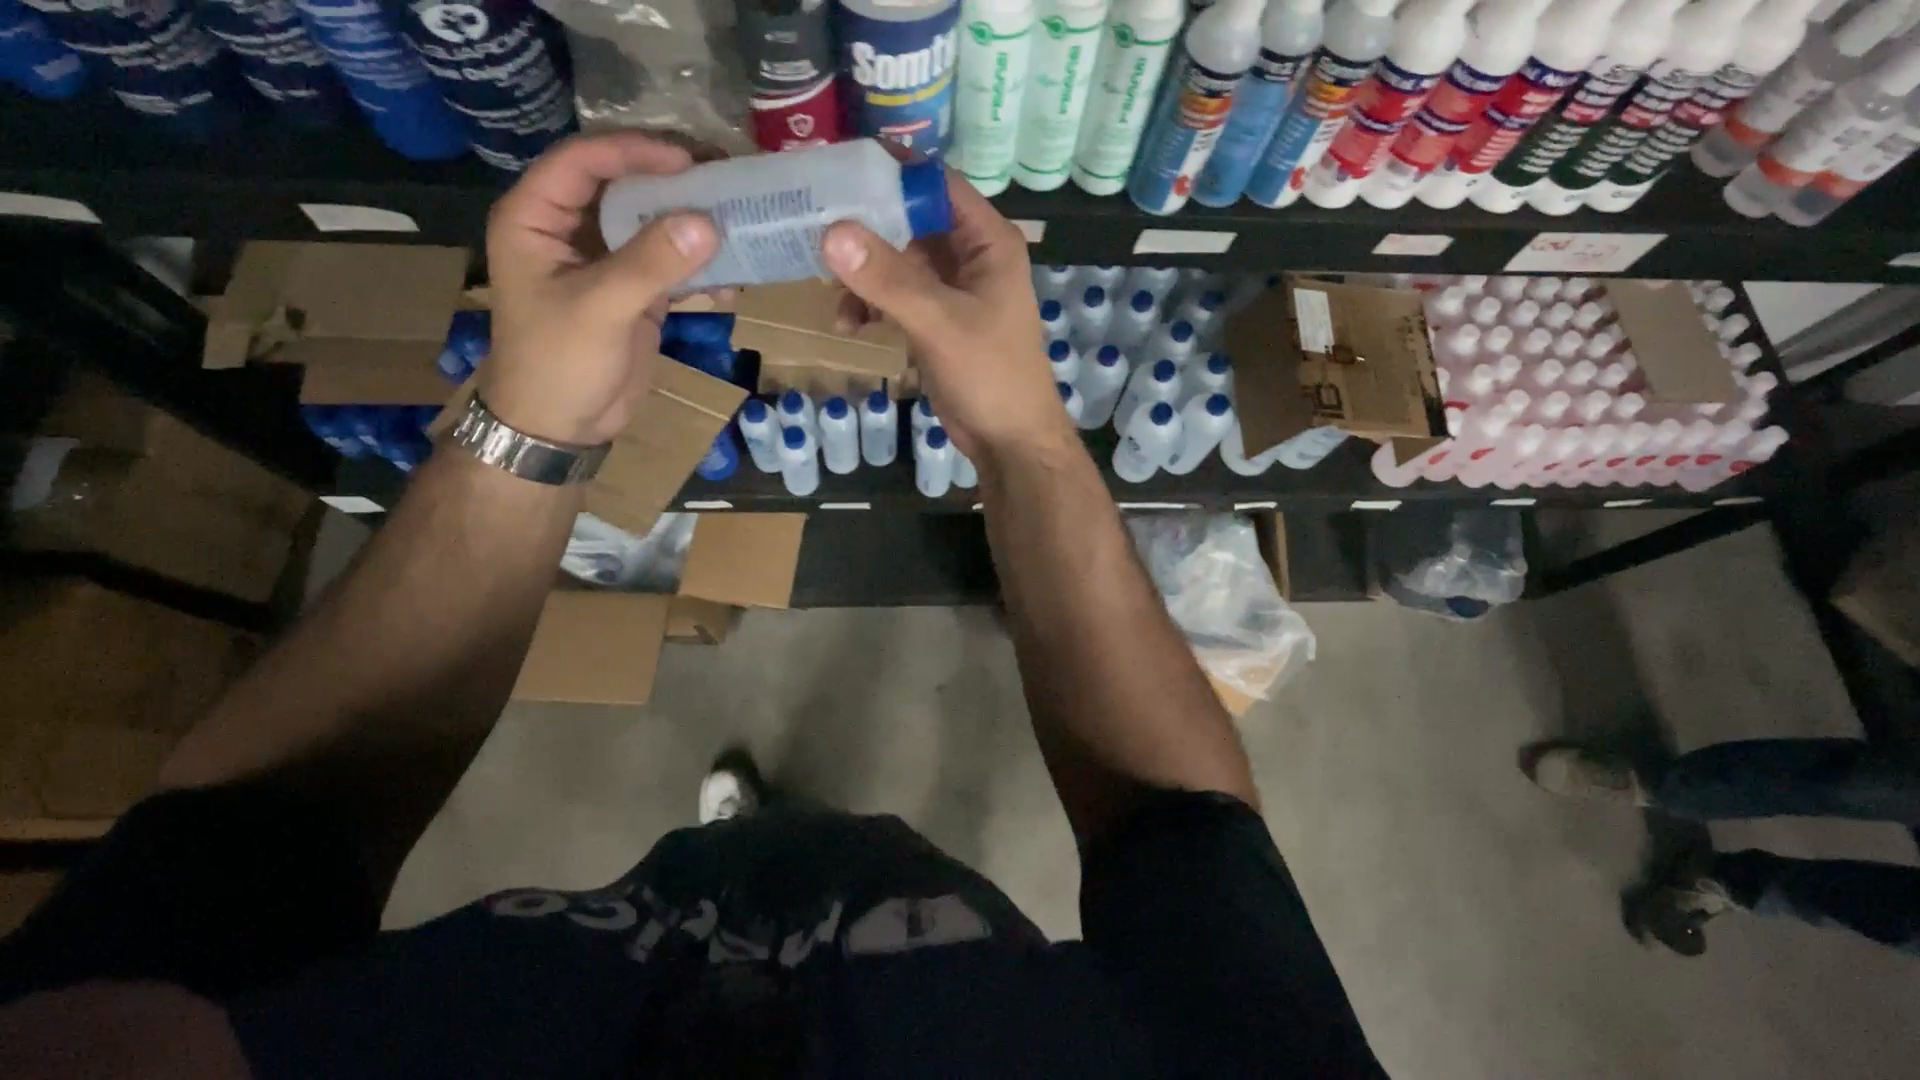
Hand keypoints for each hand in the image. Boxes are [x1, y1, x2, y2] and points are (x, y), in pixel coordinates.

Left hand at [482, 132, 719, 445]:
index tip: (685, 159)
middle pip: (623, 185)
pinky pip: (671, 264)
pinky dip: (701, 266)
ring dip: (692, 219)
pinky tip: (734, 273)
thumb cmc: (557, 363)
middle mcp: (570, 231)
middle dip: (672, 179)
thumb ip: (650, 264)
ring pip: (651, 222)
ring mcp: (606, 261)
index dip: (632, 152)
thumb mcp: (599, 309)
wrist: (560, 428)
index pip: (582, 162)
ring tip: (738, 213)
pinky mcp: (635, 292)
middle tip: (723, 174)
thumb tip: (706, 222)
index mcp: (536, 219)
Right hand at [820, 169, 1074, 463]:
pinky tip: (851, 324)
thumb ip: (887, 278)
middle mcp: (971, 256)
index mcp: (987, 241)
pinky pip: (898, 297)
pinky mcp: (938, 321)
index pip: (936, 183)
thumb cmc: (990, 375)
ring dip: (864, 275)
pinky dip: (873, 304)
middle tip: (815, 230)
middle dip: (866, 229)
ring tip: (832, 294)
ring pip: (899, 262)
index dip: (892, 172)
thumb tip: (830, 231)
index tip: (837, 171)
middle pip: (910, 221)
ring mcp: (953, 290)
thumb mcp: (937, 322)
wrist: (1010, 441)